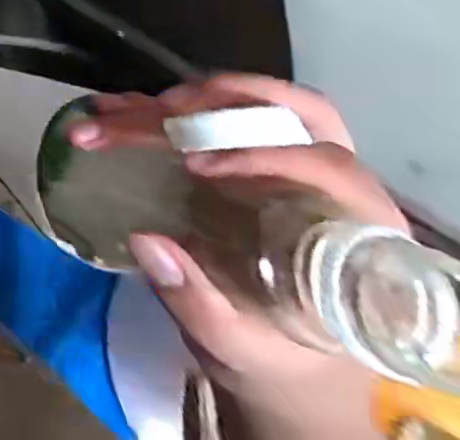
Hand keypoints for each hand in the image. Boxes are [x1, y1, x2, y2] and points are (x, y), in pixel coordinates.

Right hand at [75, 76, 402, 439]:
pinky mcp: (231, 157)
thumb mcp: (241, 345)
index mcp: (352, 230)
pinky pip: (195, 118)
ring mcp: (276, 163)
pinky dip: (148, 108)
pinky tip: (107, 110)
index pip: (326, 165)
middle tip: (162, 110)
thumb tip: (146, 241)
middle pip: (291, 112)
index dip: (265, 154)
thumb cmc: (277, 355)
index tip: (196, 166)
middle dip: (223, 101)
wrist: (278, 358)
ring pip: (242, 104)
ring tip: (118, 110)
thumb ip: (200, 303)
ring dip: (175, 101)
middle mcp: (322, 184)